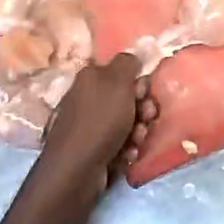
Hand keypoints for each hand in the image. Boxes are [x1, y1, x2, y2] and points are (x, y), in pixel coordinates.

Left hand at [42, 54, 147, 189]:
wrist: (77, 167)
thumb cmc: (100, 120)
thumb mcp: (118, 83)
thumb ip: (128, 63)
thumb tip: (133, 56)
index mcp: (92, 76)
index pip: (123, 71)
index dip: (139, 83)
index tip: (143, 95)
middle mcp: (88, 96)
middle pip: (127, 97)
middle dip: (142, 109)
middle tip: (146, 118)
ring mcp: (89, 122)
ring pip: (126, 121)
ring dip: (138, 130)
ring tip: (136, 140)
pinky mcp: (93, 146)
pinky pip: (118, 141)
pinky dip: (127, 147)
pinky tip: (128, 154)